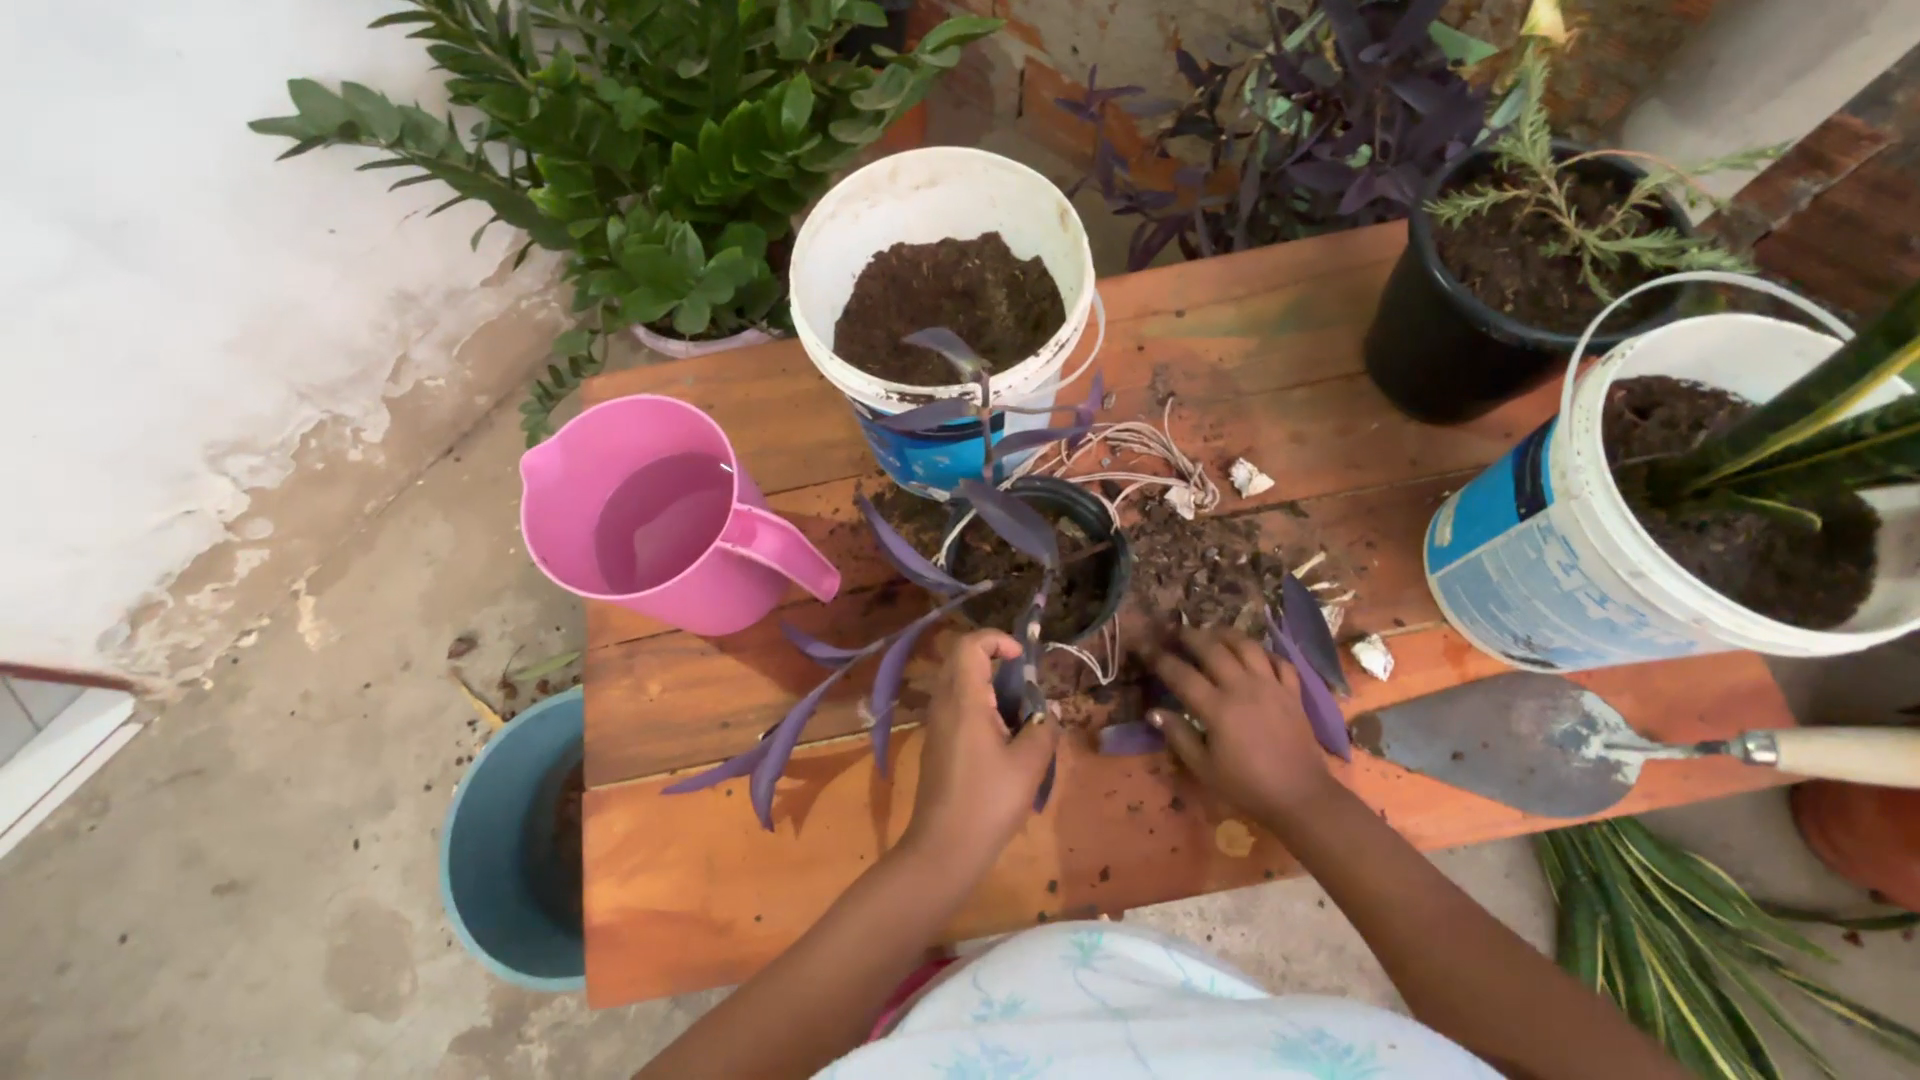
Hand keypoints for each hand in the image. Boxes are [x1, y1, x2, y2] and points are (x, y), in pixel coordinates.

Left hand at [902, 630, 1060, 866]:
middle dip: (995, 662)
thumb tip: (1048, 715)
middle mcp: (943, 705)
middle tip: (1024, 686)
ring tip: (1019, 716)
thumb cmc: (988, 801)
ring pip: (958, 686)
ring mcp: (935, 726)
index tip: (1023, 660)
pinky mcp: (936, 745)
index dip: (997, 640)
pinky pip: (956, 709)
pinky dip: (980, 709)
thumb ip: (1044, 729)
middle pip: (961, 660)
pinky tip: (1003, 741)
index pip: (969, 645)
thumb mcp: (1030, 764)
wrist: (944, 847)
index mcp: (963, 700)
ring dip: (989, 688)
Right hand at [1146, 626, 1338, 820]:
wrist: (1300, 796)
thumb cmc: (1246, 786)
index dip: (1160, 659)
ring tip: (1213, 631)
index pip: (1181, 674)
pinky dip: (1265, 653)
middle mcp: (1243, 688)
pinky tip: (1255, 655)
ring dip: (1226, 634)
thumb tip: (1154, 712)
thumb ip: (1178, 735)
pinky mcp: (1293, 692)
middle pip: (1213, 649)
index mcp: (1217, 708)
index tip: (1145, 648)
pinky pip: (1280, 661)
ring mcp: (1271, 686)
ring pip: (1247, 646)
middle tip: (1176, 631)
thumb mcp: (1204, 767)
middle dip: (1190, 636)